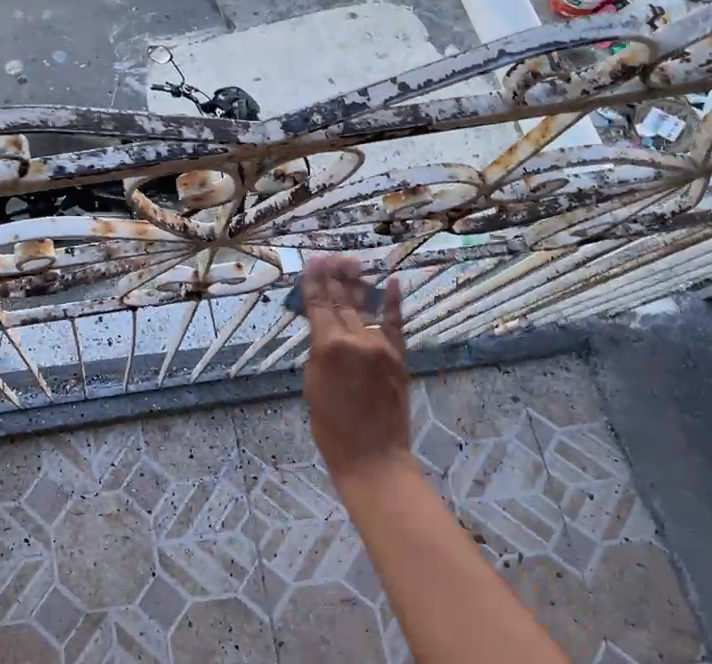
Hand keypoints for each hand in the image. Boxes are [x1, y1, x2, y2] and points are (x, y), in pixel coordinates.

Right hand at [300, 255, 417, 492]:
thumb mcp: (312, 384)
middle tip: (330, 255)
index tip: (312, 262)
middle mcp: (355, 339)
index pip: (318, 306)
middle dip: (334, 277)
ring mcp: (381, 346)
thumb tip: (325, 332)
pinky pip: (396, 324)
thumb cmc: (331, 427)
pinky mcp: (399, 357)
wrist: (373, 456)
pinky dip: (395, 302)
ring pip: (365, 307)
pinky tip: (393, 281)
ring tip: (352, 261)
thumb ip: (319, 353)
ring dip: (358, 283)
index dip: (314, 283)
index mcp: (328, 347)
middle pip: (341, 301)